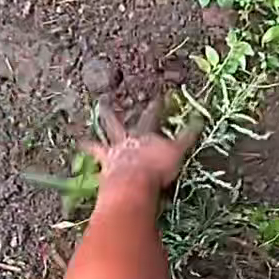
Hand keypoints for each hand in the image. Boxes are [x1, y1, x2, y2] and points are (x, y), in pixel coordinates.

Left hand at [86, 93, 202, 197]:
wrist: (134, 182)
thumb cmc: (157, 168)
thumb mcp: (177, 152)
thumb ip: (187, 137)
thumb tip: (200, 120)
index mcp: (146, 134)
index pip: (154, 116)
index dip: (159, 106)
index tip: (161, 96)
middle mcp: (128, 138)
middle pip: (120, 122)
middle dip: (115, 113)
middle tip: (104, 102)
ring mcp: (115, 150)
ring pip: (105, 133)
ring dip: (99, 127)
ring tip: (91, 121)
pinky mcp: (105, 163)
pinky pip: (94, 153)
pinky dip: (87, 147)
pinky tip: (78, 143)